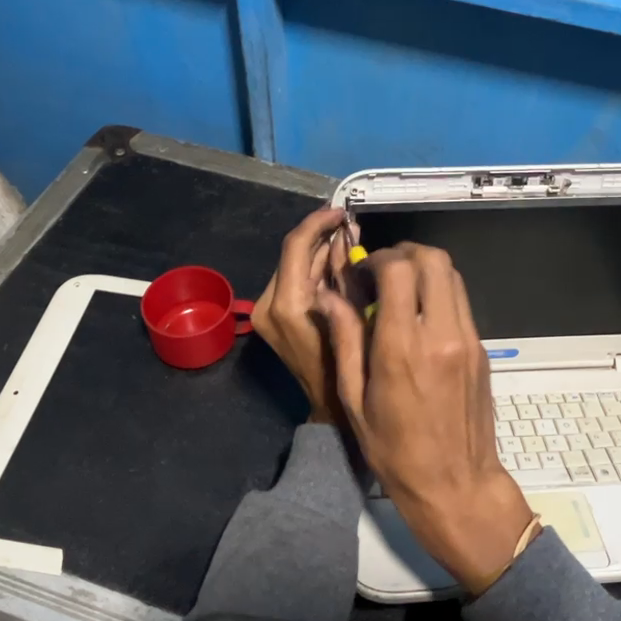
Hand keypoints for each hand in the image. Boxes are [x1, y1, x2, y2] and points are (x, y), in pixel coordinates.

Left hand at [250, 207, 347, 422]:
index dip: (318, 222)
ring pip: (292, 266)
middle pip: (292, 253)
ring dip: (317, 250)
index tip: (341, 212)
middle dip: (320, 235)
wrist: (329, 408)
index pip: (296, 246)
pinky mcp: (270, 317)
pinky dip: (312, 269)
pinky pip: (292, 281)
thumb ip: (347, 272)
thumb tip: (346, 235)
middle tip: (349, 224)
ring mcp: (266, 311)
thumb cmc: (349, 367)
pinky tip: (335, 262)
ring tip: (346, 238)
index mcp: (288, 304)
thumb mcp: (354, 314)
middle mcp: (269, 304)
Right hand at [317, 243, 533, 594]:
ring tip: (400, 291)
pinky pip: (461, 303)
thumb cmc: (395, 451)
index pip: (399, 270)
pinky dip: (439, 294)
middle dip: (404, 254)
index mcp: (402, 348)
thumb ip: (344, 340)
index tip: (362, 273)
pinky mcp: (482, 349)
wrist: (457, 485)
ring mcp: (468, 340)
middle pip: (433, 260)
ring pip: (452, 275)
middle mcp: (441, 334)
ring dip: (425, 270)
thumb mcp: (354, 399)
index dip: (378, 260)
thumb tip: (328, 296)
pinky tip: (419, 318)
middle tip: (382, 272)